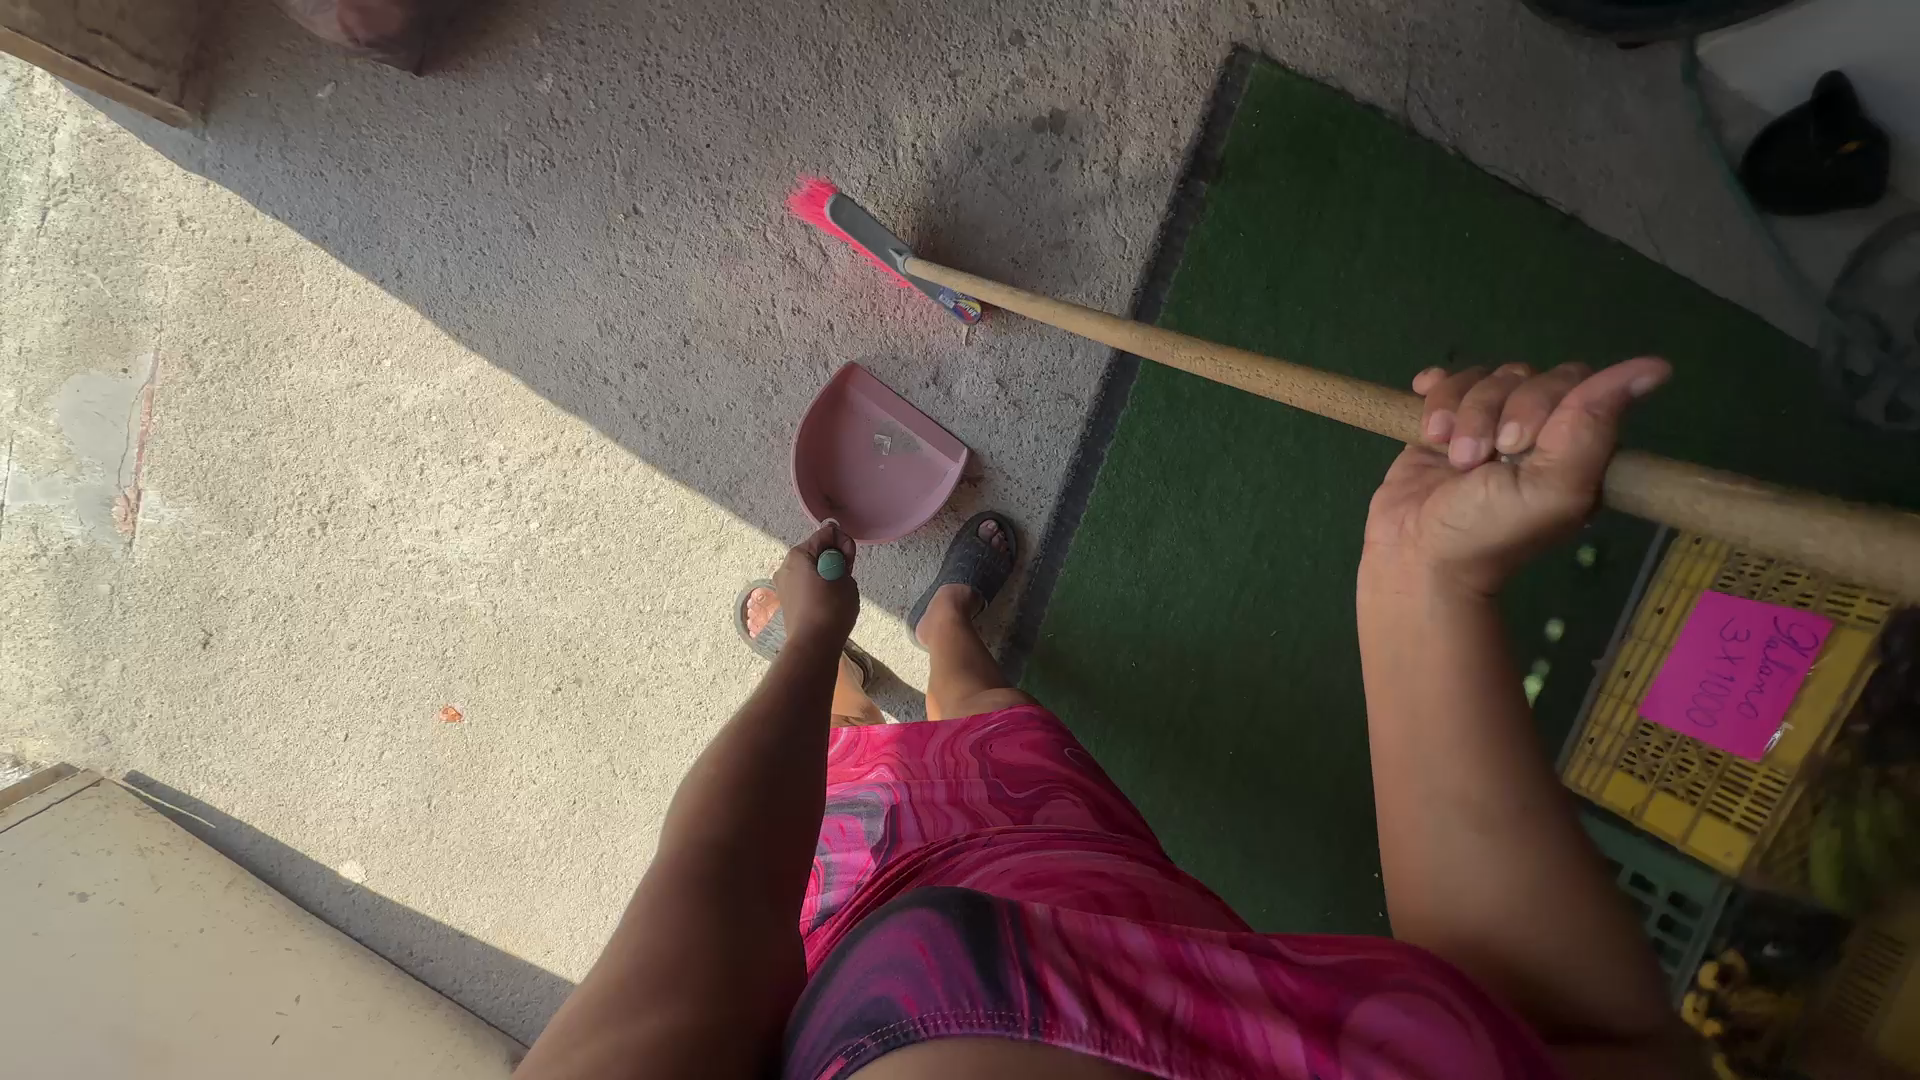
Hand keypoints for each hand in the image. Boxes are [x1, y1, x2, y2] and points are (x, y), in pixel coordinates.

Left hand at [770, 522, 859, 645]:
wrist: (813, 645)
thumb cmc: (831, 608)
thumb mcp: (844, 578)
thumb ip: (840, 558)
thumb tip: (832, 550)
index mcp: (798, 554)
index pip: (827, 534)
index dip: (844, 544)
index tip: (849, 563)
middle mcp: (786, 565)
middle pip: (817, 550)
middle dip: (835, 559)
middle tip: (845, 578)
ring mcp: (784, 584)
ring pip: (813, 568)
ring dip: (828, 573)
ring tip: (838, 592)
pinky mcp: (787, 600)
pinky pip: (807, 583)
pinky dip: (819, 586)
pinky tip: (828, 602)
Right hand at [1362, 357, 1669, 596]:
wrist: (1416, 556)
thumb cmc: (1485, 532)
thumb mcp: (1551, 489)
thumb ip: (1592, 428)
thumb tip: (1655, 367)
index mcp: (1571, 444)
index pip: (1569, 382)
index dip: (1536, 401)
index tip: (1512, 445)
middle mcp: (1532, 429)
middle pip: (1518, 376)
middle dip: (1485, 411)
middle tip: (1471, 461)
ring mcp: (1482, 425)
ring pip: (1477, 379)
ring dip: (1453, 409)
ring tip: (1441, 447)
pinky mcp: (1439, 429)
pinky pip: (1441, 383)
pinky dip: (1432, 387)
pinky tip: (1423, 399)